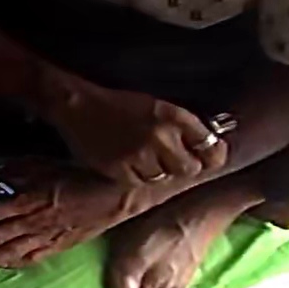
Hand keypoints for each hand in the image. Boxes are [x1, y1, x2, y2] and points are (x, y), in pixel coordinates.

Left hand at [0, 170, 148, 267]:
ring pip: (11, 251)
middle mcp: (36, 221)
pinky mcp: (59, 246)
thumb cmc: (82, 177)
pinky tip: (0, 265)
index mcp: (31, 199)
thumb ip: (19, 170)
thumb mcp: (46, 165)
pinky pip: (31, 258)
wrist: (117, 194)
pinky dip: (13, 263)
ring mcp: (47, 236)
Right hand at [47, 84, 224, 185]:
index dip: (211, 157)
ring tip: (143, 162)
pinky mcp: (116, 167)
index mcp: (173, 116)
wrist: (77, 106)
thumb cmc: (117, 104)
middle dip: (182, 167)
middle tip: (169, 163)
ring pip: (162, 178)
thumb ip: (183, 125)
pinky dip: (134, 177)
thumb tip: (209, 144)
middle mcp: (159, 135)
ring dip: (155, 173)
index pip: (210, 147)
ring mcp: (137, 153)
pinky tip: (127, 165)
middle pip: (189, 168)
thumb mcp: (157, 106)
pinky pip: (136, 182)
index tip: (205, 159)